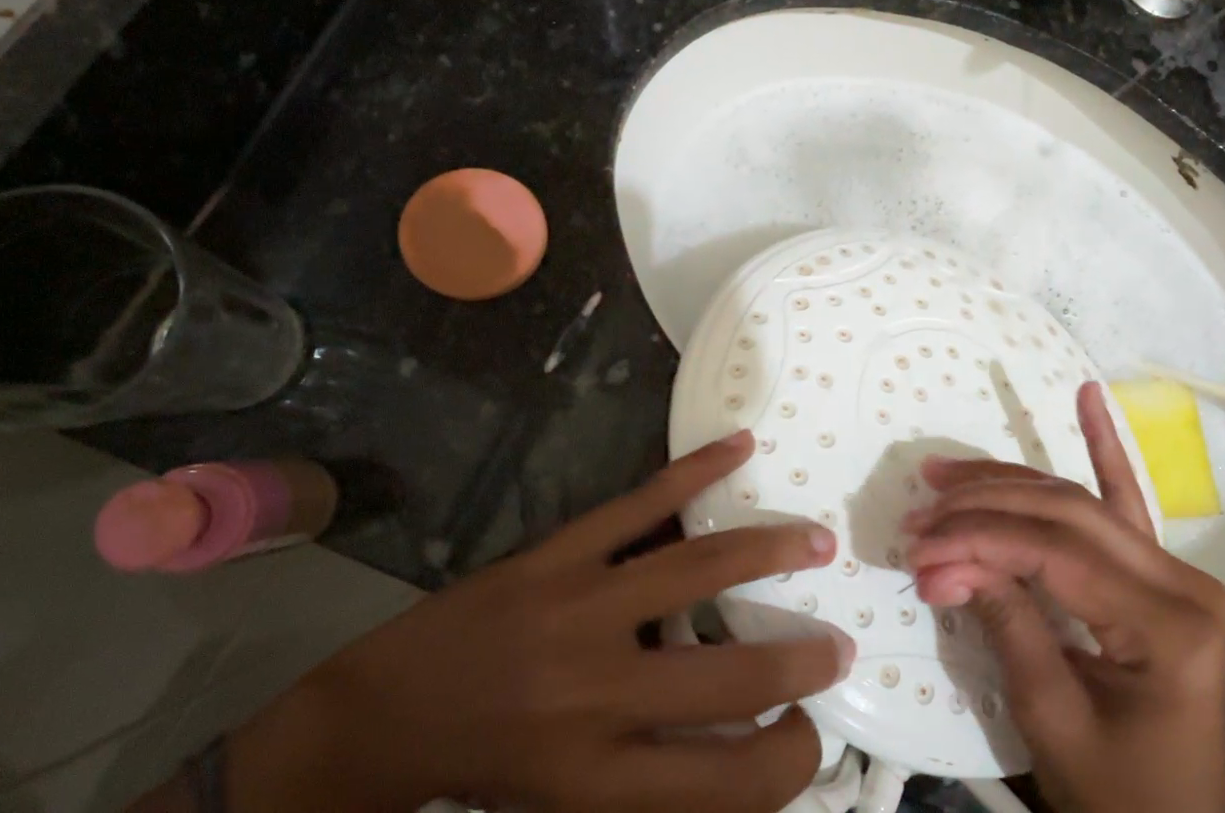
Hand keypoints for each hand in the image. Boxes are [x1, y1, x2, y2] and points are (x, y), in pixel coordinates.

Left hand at [221, 433, 853, 812]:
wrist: (385, 716)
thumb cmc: (491, 769)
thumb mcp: (576, 804)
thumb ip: (665, 776)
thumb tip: (751, 735)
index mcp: (605, 778)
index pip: (733, 781)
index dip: (791, 759)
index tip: (808, 731)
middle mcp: (601, 697)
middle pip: (734, 677)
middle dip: (802, 662)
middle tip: (839, 642)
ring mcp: (578, 612)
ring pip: (698, 569)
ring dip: (770, 548)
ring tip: (817, 540)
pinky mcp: (554, 557)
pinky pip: (638, 505)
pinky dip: (695, 472)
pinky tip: (740, 447)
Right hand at [904, 383, 1224, 812]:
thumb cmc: (1114, 788)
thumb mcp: (1050, 716)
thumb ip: (1004, 623)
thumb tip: (941, 561)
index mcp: (1166, 622)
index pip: (1056, 552)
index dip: (979, 539)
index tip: (917, 546)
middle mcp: (1179, 580)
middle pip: (1067, 513)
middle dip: (984, 506)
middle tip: (920, 510)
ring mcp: (1173, 571)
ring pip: (1080, 501)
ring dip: (1010, 482)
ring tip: (943, 473)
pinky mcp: (1157, 573)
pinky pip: (1125, 503)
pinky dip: (1105, 446)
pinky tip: (1088, 397)